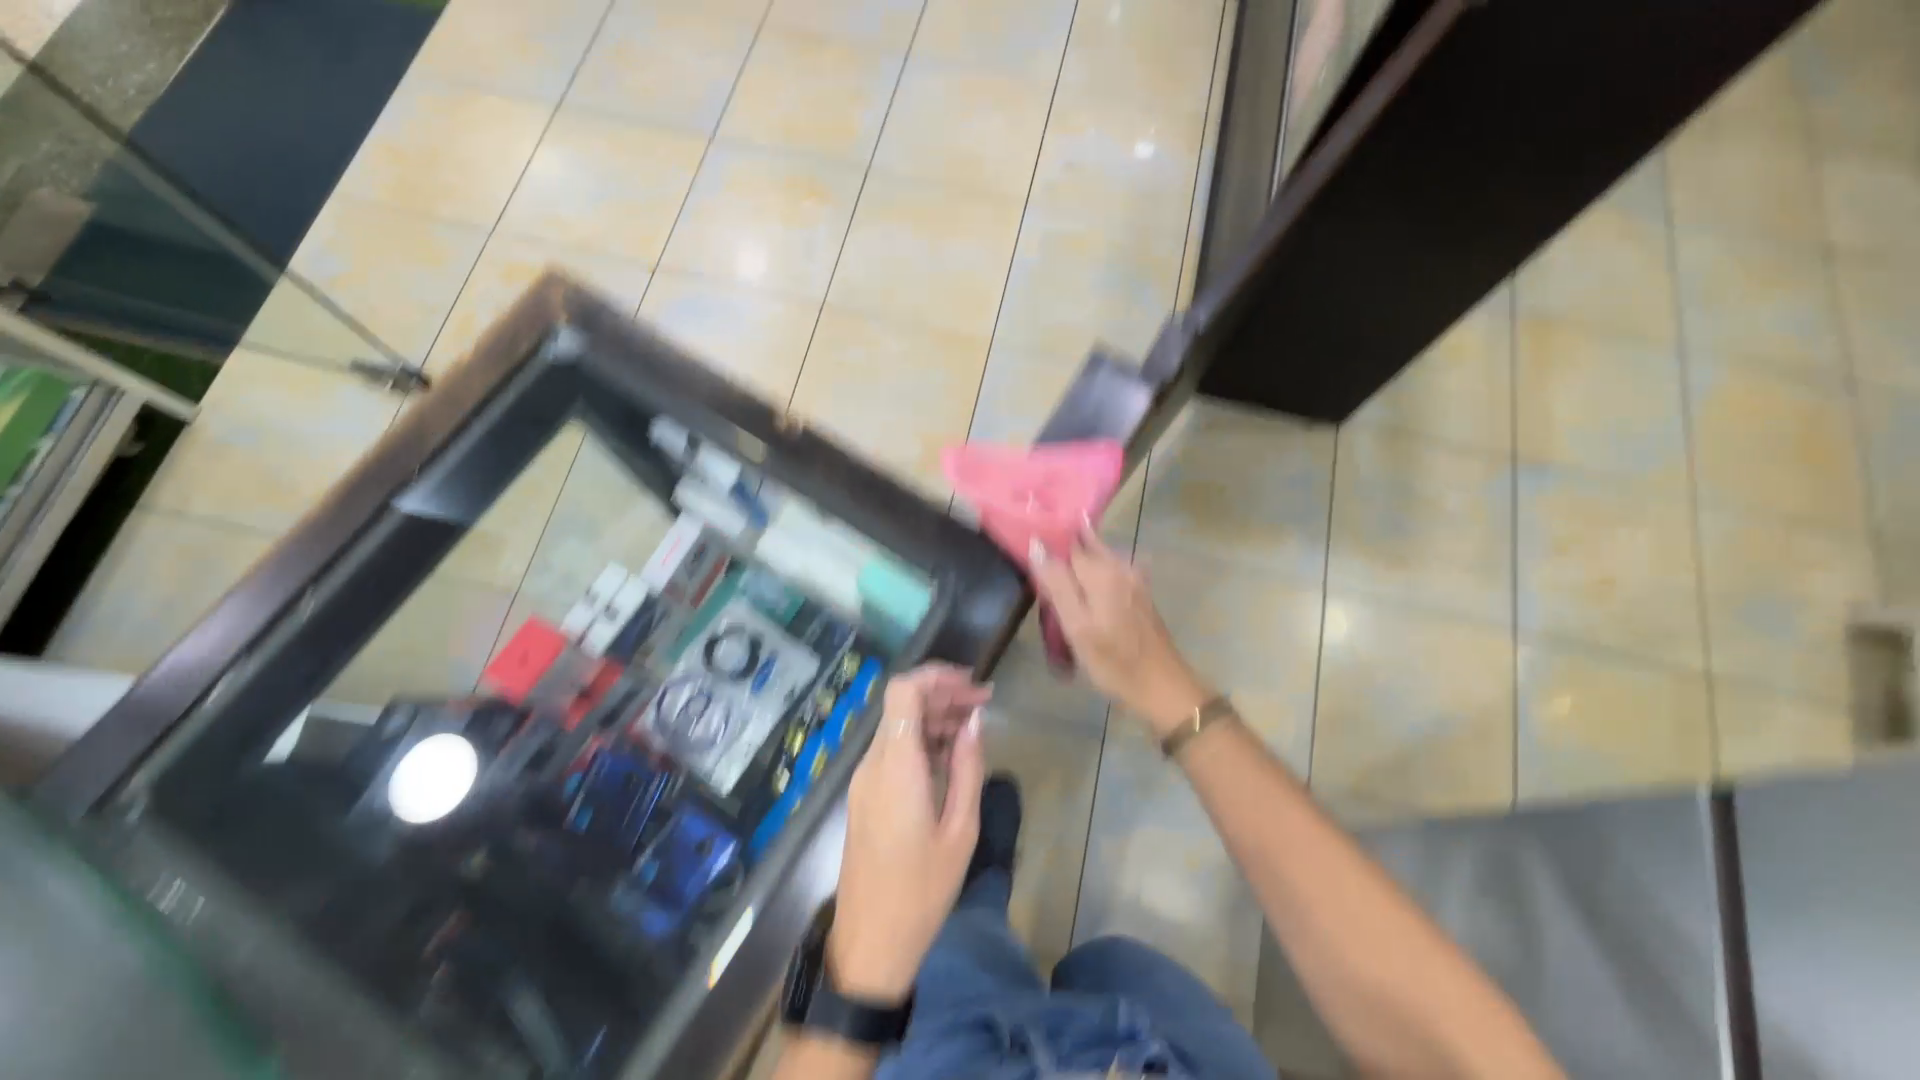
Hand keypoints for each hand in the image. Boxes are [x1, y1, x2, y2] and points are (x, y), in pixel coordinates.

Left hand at [828, 663, 989, 1002]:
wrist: (870, 939)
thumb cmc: (923, 889)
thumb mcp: (961, 829)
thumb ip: (967, 768)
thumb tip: (973, 721)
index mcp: (896, 766)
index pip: (903, 691)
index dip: (936, 676)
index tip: (972, 684)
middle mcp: (872, 764)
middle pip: (901, 705)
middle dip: (942, 695)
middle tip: (984, 705)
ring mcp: (863, 780)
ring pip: (896, 727)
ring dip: (933, 718)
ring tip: (974, 728)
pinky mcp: (864, 797)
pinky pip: (891, 752)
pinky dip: (920, 742)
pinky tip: (950, 756)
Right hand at [1030, 527, 1213, 736]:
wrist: (1161, 685)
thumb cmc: (1113, 661)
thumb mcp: (1077, 626)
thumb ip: (1057, 584)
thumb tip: (1038, 545)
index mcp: (1101, 572)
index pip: (1068, 542)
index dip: (1048, 540)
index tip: (1028, 542)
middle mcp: (1119, 567)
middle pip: (1086, 545)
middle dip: (1064, 544)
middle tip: (1038, 554)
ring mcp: (1134, 579)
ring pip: (1099, 557)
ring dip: (1079, 556)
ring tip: (1056, 567)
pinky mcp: (1139, 594)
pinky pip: (1110, 570)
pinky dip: (1093, 571)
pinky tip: (1084, 583)